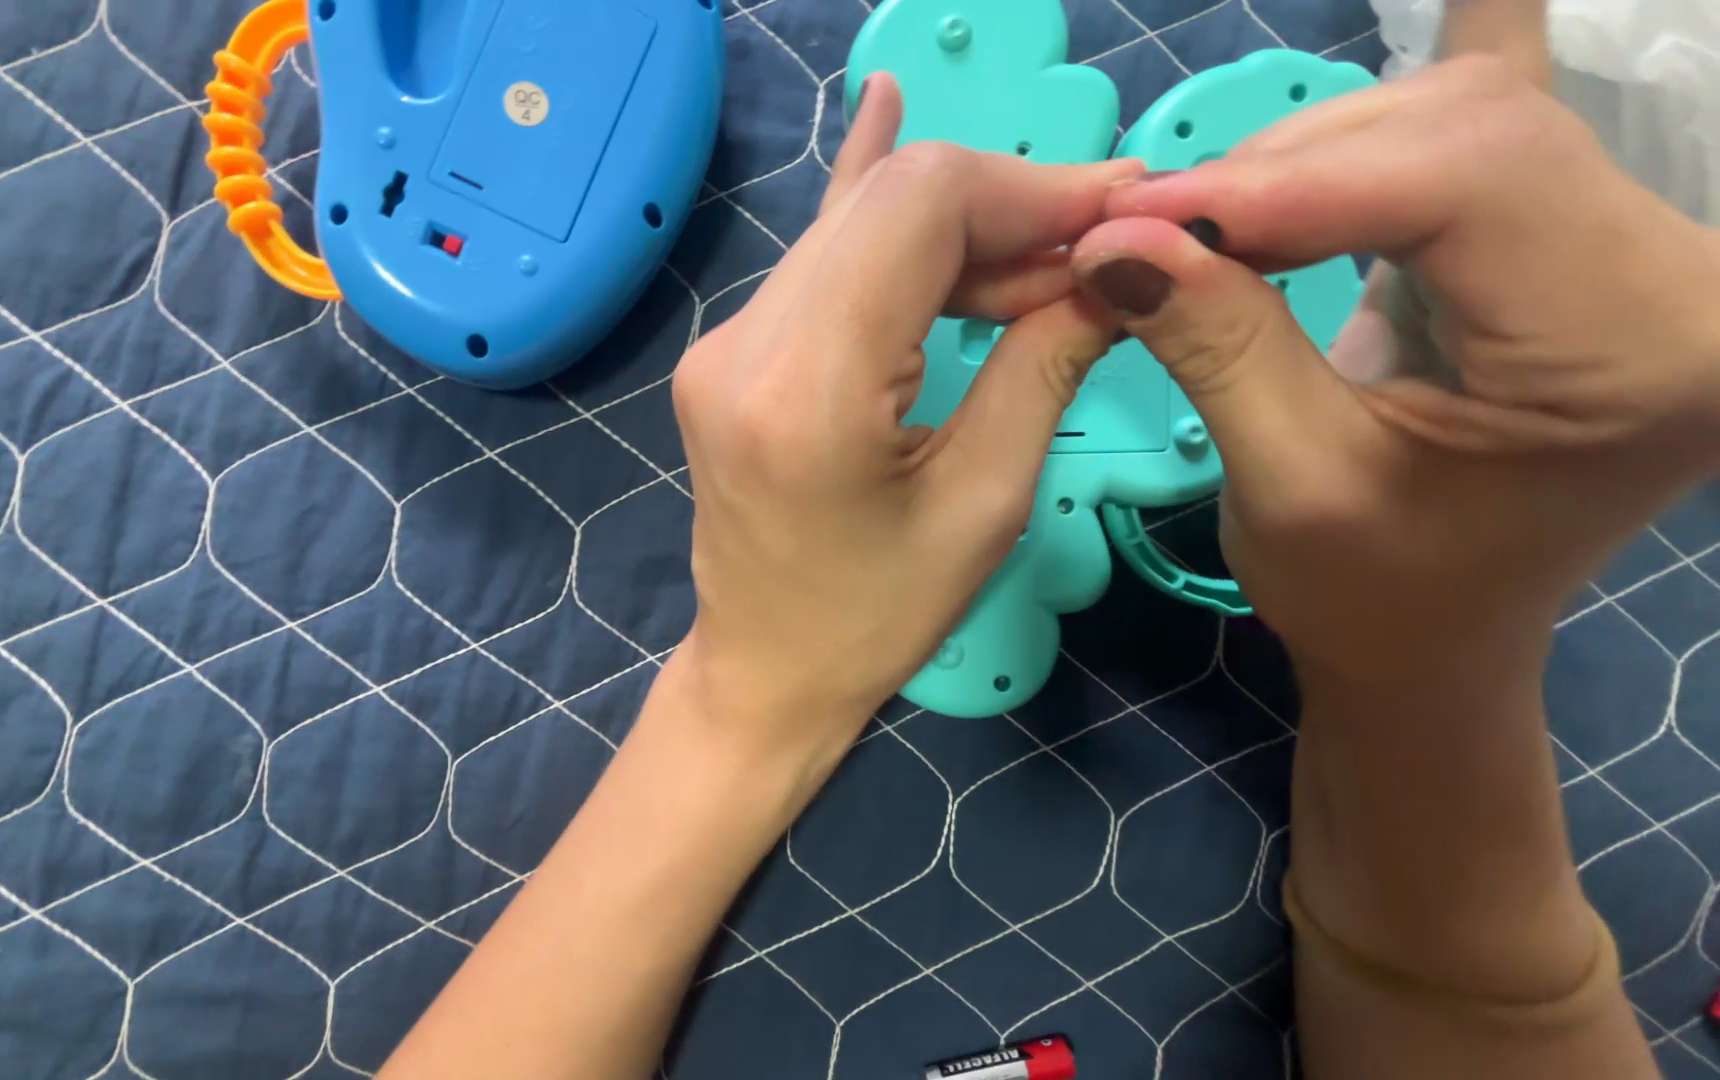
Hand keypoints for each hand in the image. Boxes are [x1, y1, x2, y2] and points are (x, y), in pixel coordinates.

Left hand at [670, 75, 1134, 758]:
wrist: (766, 670)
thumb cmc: (876, 619)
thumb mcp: (983, 501)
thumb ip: (1044, 362)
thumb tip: (1116, 267)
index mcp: (807, 389)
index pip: (918, 205)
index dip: (1029, 188)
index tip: (1118, 215)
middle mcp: (744, 346)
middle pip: (885, 203)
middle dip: (1003, 208)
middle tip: (1095, 249)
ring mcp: (722, 346)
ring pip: (853, 230)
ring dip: (955, 234)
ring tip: (1041, 267)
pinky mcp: (726, 357)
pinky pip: (815, 269)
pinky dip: (877, 226)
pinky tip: (885, 117)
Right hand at [1079, 54, 1719, 681]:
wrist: (1426, 643)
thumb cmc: (1363, 596)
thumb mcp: (1283, 481)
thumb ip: (1215, 345)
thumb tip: (1113, 243)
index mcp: (1629, 348)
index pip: (1471, 182)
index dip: (1290, 182)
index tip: (1139, 219)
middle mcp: (1672, 274)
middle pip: (1469, 131)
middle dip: (1281, 169)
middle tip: (1144, 225)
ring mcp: (1626, 253)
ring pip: (1459, 124)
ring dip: (1300, 162)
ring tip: (1190, 224)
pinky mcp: (1561, 254)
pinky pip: (1473, 150)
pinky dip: (1378, 132)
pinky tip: (1351, 96)